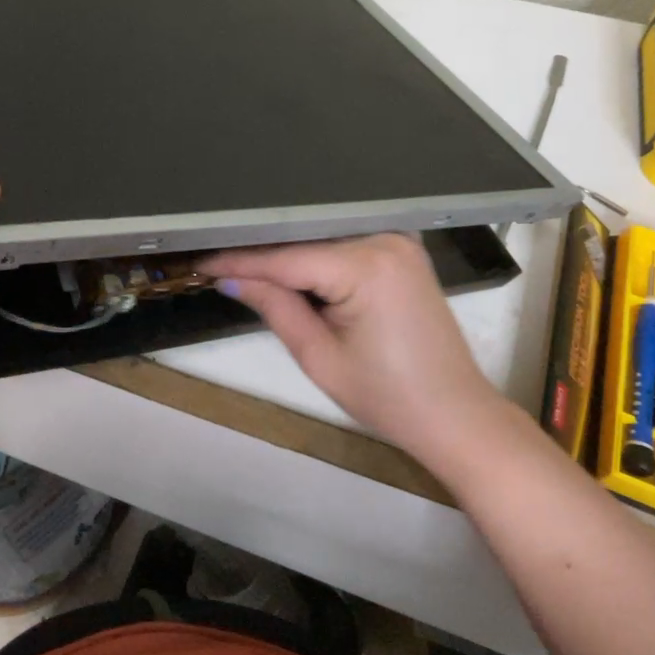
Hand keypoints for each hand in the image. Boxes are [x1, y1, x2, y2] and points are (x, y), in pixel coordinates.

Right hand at [200, 234, 508, 464]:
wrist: (456, 415)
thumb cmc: (388, 396)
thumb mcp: (319, 356)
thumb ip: (274, 306)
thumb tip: (228, 279)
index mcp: (366, 264)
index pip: (285, 258)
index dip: (238, 261)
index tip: (198, 262)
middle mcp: (383, 238)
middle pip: (303, 241)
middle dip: (258, 252)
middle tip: (210, 258)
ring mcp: (397, 241)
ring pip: (321, 239)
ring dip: (283, 252)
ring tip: (236, 260)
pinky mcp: (402, 251)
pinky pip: (343, 245)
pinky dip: (312, 255)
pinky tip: (281, 263)